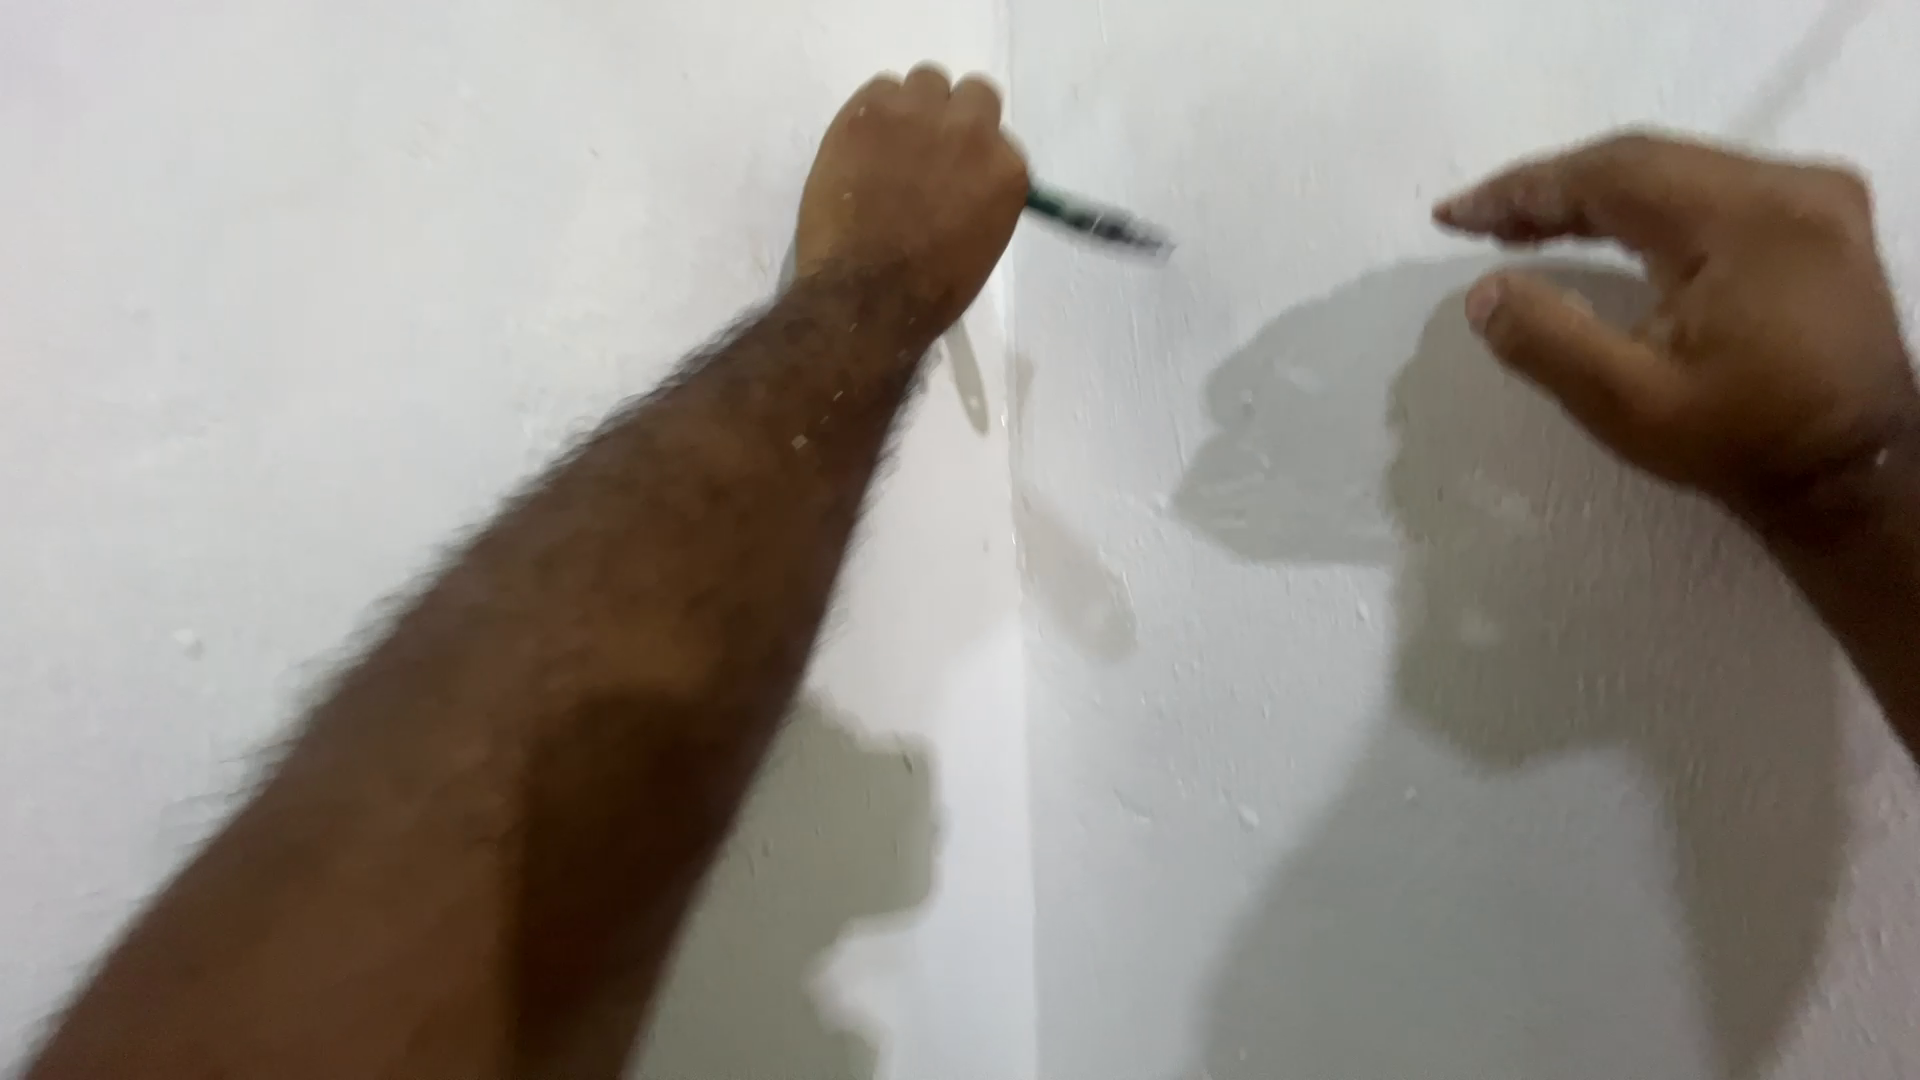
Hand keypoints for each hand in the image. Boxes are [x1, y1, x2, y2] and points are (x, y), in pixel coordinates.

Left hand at [796, 64, 1028, 329]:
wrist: (867, 297)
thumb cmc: (928, 294)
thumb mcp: (980, 249)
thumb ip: (983, 201)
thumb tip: (965, 185)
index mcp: (1007, 173)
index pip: (999, 141)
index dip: (973, 159)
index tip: (954, 179)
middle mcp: (972, 132)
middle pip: (972, 96)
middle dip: (952, 121)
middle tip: (925, 158)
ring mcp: (919, 115)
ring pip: (925, 84)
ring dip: (913, 112)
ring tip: (889, 153)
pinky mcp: (869, 110)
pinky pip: (879, 90)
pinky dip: (874, 116)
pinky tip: (862, 154)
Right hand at [1436, 133, 1918, 522]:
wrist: (1849, 465)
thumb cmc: (1734, 435)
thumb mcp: (1621, 398)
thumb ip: (1545, 339)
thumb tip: (1483, 292)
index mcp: (1746, 220)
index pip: (1613, 175)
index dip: (1522, 189)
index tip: (1452, 215)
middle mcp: (1786, 189)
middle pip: (1639, 162)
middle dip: (1543, 187)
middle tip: (1469, 219)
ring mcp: (1802, 201)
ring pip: (1663, 174)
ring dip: (1577, 197)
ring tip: (1507, 227)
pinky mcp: (1798, 225)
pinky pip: (1689, 194)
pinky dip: (1620, 209)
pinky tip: (1578, 230)